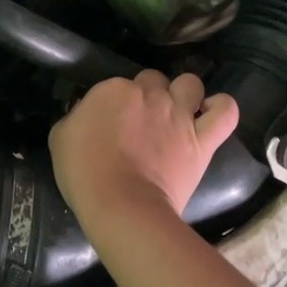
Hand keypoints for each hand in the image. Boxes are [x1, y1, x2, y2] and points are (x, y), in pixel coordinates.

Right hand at [48, 70, 239, 220]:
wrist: (123, 207)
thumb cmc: (85, 173)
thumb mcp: (61, 137)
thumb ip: (76, 118)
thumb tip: (85, 114)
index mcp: (113, 89)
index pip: (118, 85)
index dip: (116, 104)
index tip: (111, 123)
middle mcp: (150, 94)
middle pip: (153, 79)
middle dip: (149, 94)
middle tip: (143, 120)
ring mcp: (179, 114)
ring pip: (190, 83)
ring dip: (185, 94)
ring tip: (179, 112)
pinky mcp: (202, 140)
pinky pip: (225, 112)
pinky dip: (222, 108)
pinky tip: (211, 113)